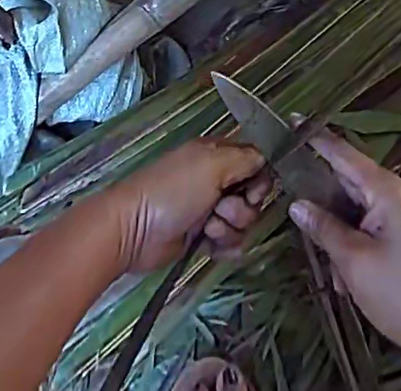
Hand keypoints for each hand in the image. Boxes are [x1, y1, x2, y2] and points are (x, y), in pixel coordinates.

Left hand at [97, 138, 270, 273]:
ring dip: (230, 229)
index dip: (260, 180)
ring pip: (242, 221)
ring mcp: (209, 208)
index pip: (256, 163)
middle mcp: (216, 178)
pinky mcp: (202, 235)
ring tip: (208, 229)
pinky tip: (209, 247)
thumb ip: (245, 158)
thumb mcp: (212, 164)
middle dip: (242, 208)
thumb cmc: (173, 190)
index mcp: (217, 154)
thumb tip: (267, 159)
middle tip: (220, 210)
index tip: (252, 193)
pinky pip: (229, 242)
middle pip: (253, 196)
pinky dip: (223, 246)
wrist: (133, 230)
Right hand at [291, 130, 400, 388]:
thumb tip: (297, 205)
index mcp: (386, 189)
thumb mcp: (352, 260)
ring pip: (357, 208)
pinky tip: (348, 277)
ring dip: (339, 235)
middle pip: (348, 181)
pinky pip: (370, 223)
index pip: (344, 153)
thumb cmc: (400, 293)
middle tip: (301, 221)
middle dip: (324, 206)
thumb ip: (323, 227)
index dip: (316, 137)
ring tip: (336, 273)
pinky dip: (355, 243)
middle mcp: (398, 191)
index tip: (293, 119)